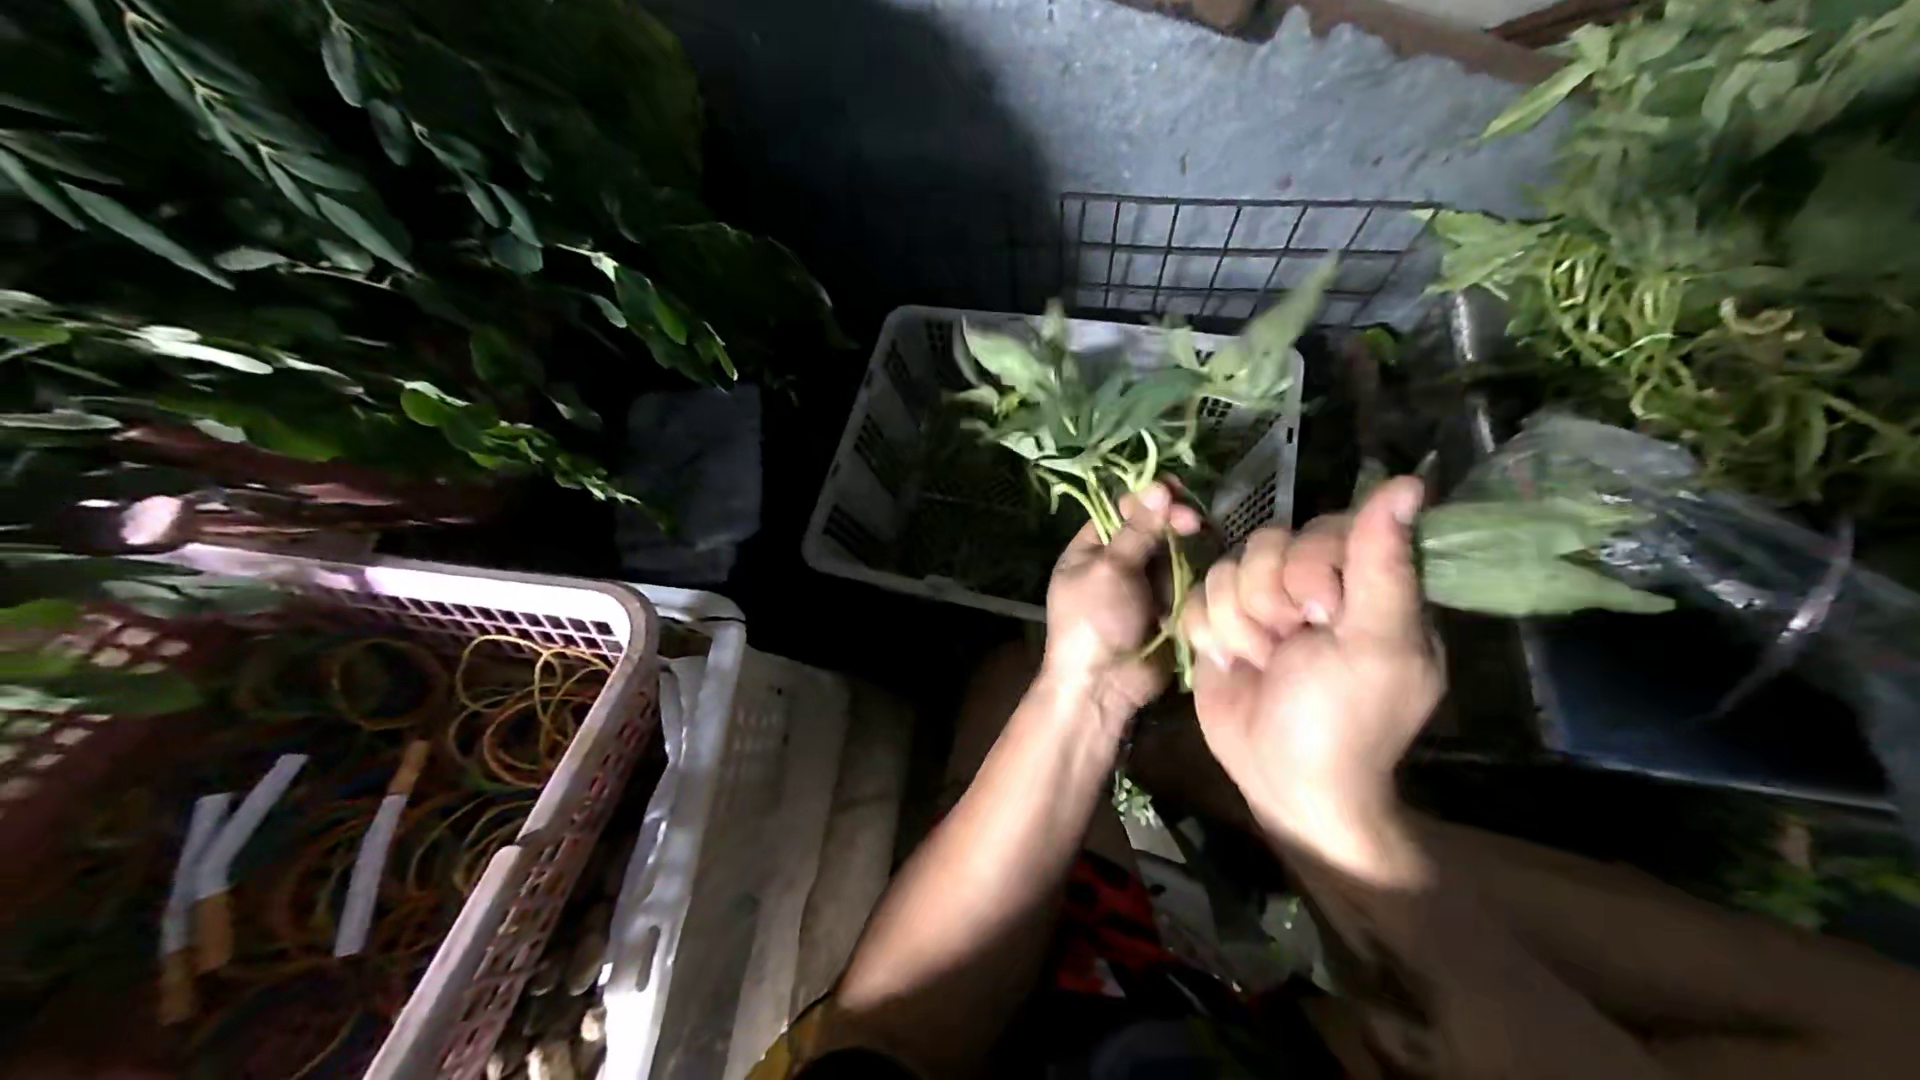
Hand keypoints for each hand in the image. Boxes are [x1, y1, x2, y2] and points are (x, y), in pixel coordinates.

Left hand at [1043, 479, 1201, 717]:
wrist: (1103, 685)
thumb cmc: (1094, 622)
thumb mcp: (1110, 569)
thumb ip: (1137, 530)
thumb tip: (1157, 486)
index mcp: (1090, 549)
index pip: (1122, 510)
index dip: (1150, 500)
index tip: (1176, 495)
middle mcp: (1116, 563)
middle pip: (1152, 530)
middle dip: (1174, 523)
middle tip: (1196, 523)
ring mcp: (1143, 587)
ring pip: (1173, 555)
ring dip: (1187, 550)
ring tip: (1205, 546)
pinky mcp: (1167, 609)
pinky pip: (1185, 583)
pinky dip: (1194, 577)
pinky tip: (1209, 570)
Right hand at [1182, 477, 1442, 873]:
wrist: (1282, 779)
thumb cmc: (1342, 719)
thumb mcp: (1375, 644)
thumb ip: (1382, 563)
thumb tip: (1409, 482)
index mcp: (1365, 585)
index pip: (1326, 528)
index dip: (1310, 565)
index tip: (1319, 615)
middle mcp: (1311, 584)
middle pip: (1265, 544)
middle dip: (1268, 601)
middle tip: (1287, 647)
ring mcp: (1260, 603)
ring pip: (1226, 569)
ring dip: (1237, 624)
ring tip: (1259, 662)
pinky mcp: (1220, 623)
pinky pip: (1197, 596)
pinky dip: (1207, 633)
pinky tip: (1227, 663)